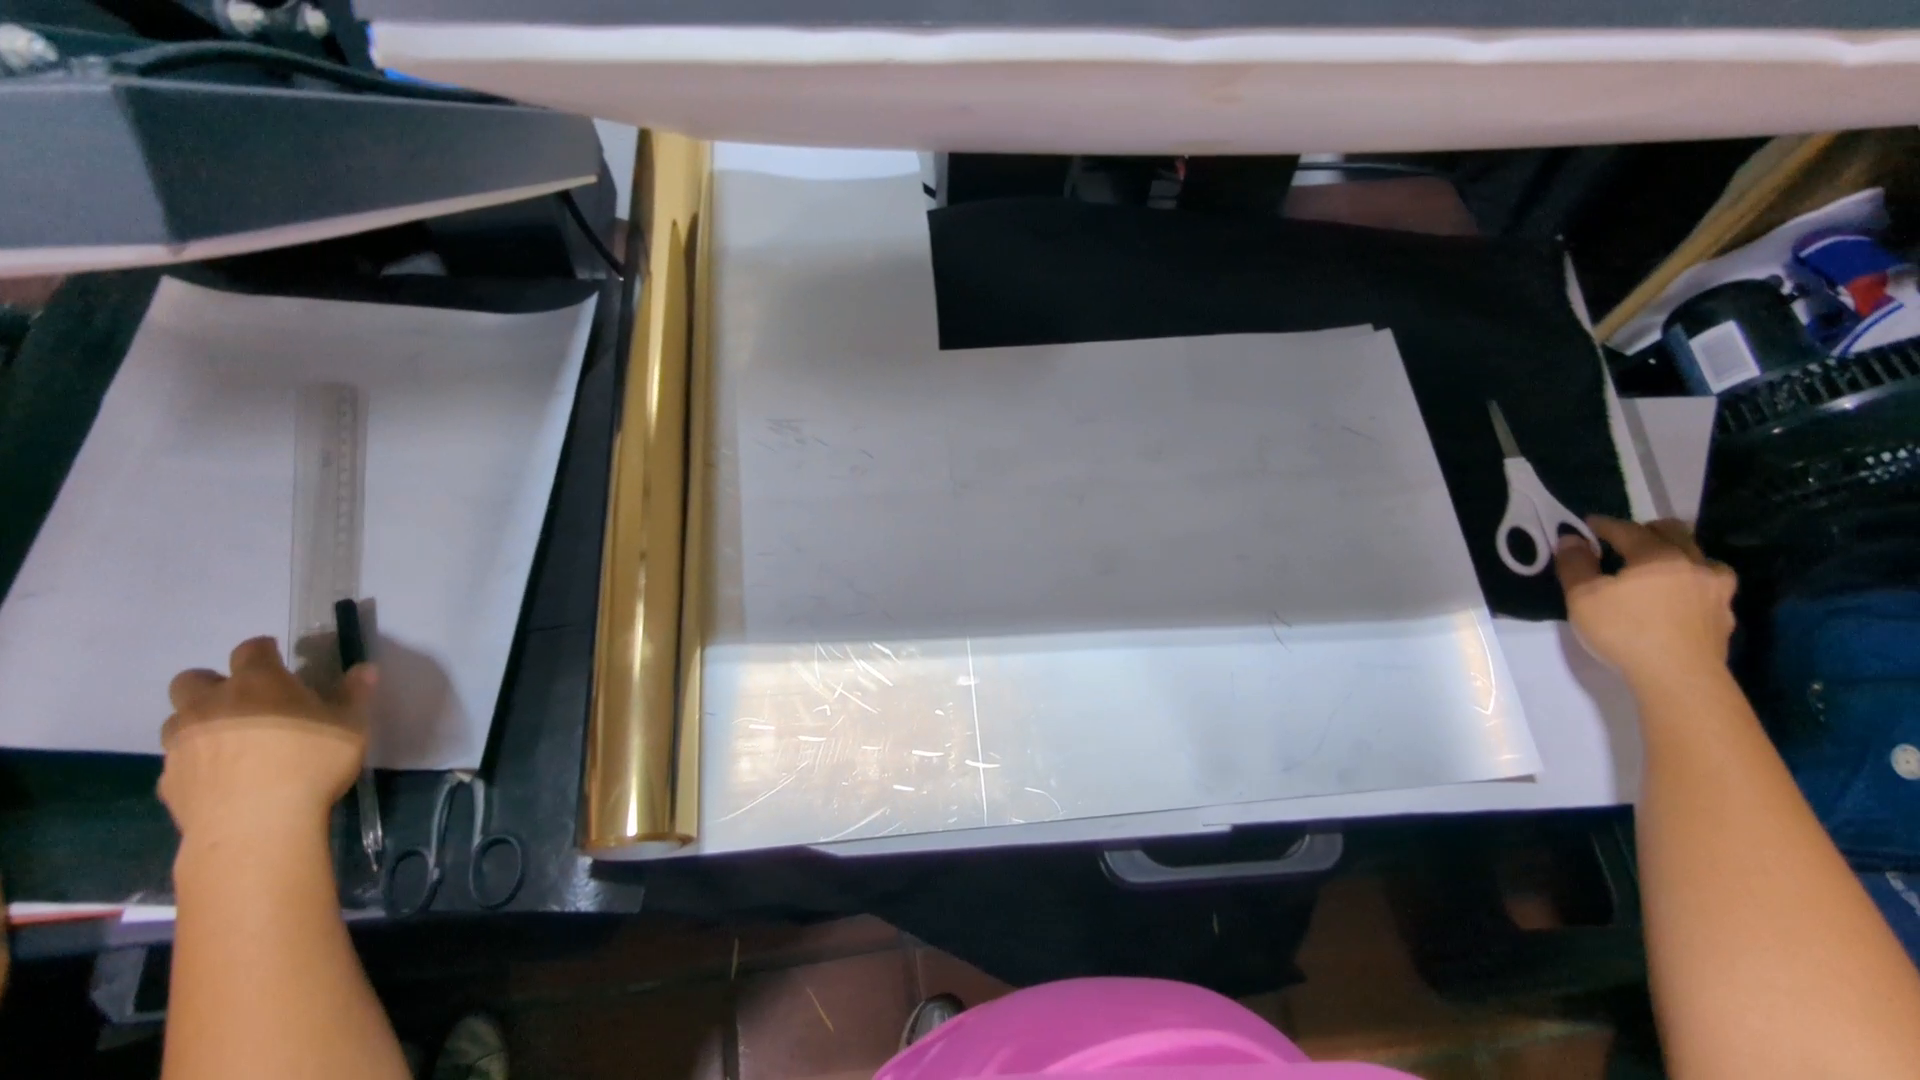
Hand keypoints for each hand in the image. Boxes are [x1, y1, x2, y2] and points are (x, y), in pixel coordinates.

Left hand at [159, 637, 375, 845]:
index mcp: (258, 683)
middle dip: (213, 684)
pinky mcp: (170, 781)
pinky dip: (197, 764)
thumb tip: (365, 669)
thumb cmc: (311, 763)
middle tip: (244, 702)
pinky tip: (223, 781)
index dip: (264, 651)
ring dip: (199, 723)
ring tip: (232, 743)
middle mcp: (211, 705)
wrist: (256, 825)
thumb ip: (354, 695)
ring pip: (177, 720)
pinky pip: (178, 763)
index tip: (278, 660)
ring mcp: (183, 744)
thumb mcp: (351, 726)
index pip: (251, 650)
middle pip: (192, 679)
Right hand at [1554, 516, 1737, 691]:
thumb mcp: (1583, 598)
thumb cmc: (1625, 631)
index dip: (1605, 525)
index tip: (1589, 524)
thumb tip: (1571, 539)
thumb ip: (1575, 565)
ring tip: (1661, 567)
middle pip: (1674, 533)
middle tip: (1627, 538)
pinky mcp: (1724, 616)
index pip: (1628, 529)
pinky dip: (1693, 582)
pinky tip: (1681, 596)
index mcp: (1657, 555)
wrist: (1679, 678)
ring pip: (1701, 557)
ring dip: (1679, 554)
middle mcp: (1693, 564)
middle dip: (1649, 529)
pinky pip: (1710, 586)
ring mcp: (1716, 590)